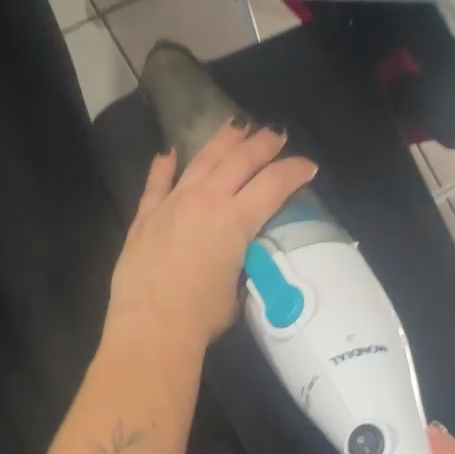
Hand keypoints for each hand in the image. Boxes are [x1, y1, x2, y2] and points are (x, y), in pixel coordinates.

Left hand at [106, 122, 317, 348]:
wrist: (152, 325)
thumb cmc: (202, 317)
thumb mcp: (237, 291)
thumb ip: (241, 266)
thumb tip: (239, 262)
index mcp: (236, 221)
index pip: (273, 185)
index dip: (294, 172)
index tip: (308, 166)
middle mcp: (206, 200)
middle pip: (239, 161)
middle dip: (262, 144)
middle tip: (276, 135)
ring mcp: (173, 203)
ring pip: (202, 161)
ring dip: (222, 142)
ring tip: (236, 128)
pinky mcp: (146, 215)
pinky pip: (157, 182)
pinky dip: (165, 165)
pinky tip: (170, 152)